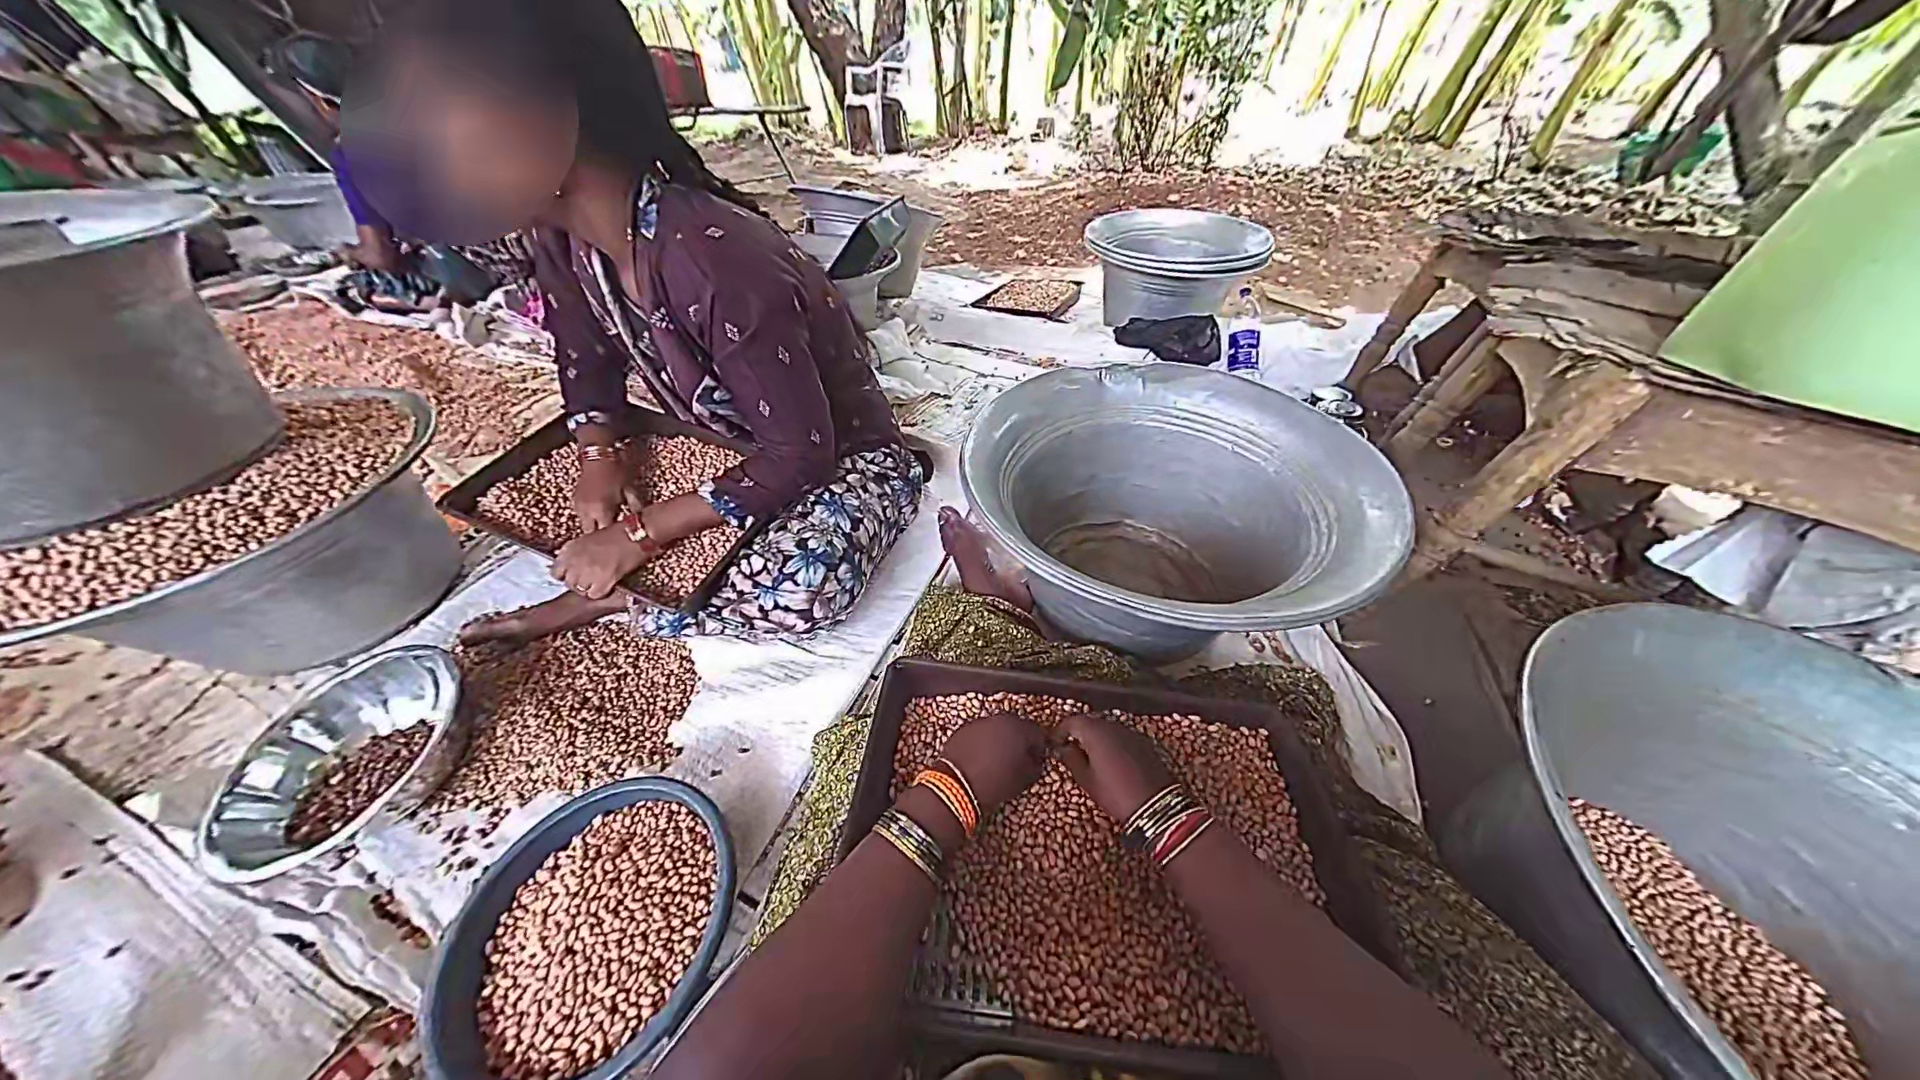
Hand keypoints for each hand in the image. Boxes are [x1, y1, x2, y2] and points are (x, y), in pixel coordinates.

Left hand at [551, 523, 652, 599]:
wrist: (635, 534)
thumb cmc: (618, 533)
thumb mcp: (589, 538)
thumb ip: (578, 552)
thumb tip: (574, 564)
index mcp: (570, 550)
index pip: (556, 572)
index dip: (566, 575)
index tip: (575, 575)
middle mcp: (575, 561)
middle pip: (569, 583)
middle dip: (579, 583)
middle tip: (591, 580)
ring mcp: (588, 572)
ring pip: (581, 590)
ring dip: (590, 588)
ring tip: (600, 583)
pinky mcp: (603, 580)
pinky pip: (595, 594)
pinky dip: (601, 592)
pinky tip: (608, 585)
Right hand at [573, 455, 637, 532]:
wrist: (598, 454)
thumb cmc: (617, 471)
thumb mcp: (631, 490)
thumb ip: (635, 508)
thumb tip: (641, 521)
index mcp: (601, 510)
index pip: (606, 533)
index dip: (615, 538)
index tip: (625, 539)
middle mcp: (586, 511)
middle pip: (592, 534)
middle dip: (602, 537)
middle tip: (615, 538)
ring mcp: (578, 506)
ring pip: (586, 527)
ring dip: (596, 528)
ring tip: (609, 527)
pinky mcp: (575, 501)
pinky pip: (582, 517)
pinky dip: (591, 519)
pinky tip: (602, 517)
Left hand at [935, 712, 1049, 814]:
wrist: (957, 785)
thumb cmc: (996, 783)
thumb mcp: (1025, 779)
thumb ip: (1035, 765)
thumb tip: (1035, 761)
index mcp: (1019, 728)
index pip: (1037, 733)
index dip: (1039, 747)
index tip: (1037, 759)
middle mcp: (999, 720)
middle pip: (1015, 727)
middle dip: (1019, 741)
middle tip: (1019, 759)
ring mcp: (979, 723)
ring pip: (995, 729)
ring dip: (999, 740)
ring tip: (998, 761)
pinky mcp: (962, 730)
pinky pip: (978, 734)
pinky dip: (982, 743)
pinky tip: (981, 760)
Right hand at [1053, 713, 1174, 823]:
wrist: (1156, 804)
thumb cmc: (1115, 793)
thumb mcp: (1086, 779)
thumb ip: (1071, 759)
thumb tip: (1062, 748)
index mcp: (1096, 732)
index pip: (1072, 721)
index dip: (1060, 731)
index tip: (1055, 744)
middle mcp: (1113, 725)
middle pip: (1090, 722)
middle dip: (1078, 734)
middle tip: (1070, 751)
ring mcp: (1131, 733)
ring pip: (1107, 729)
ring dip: (1096, 739)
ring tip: (1089, 758)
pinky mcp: (1144, 743)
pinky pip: (1121, 737)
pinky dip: (1112, 744)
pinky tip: (1110, 761)